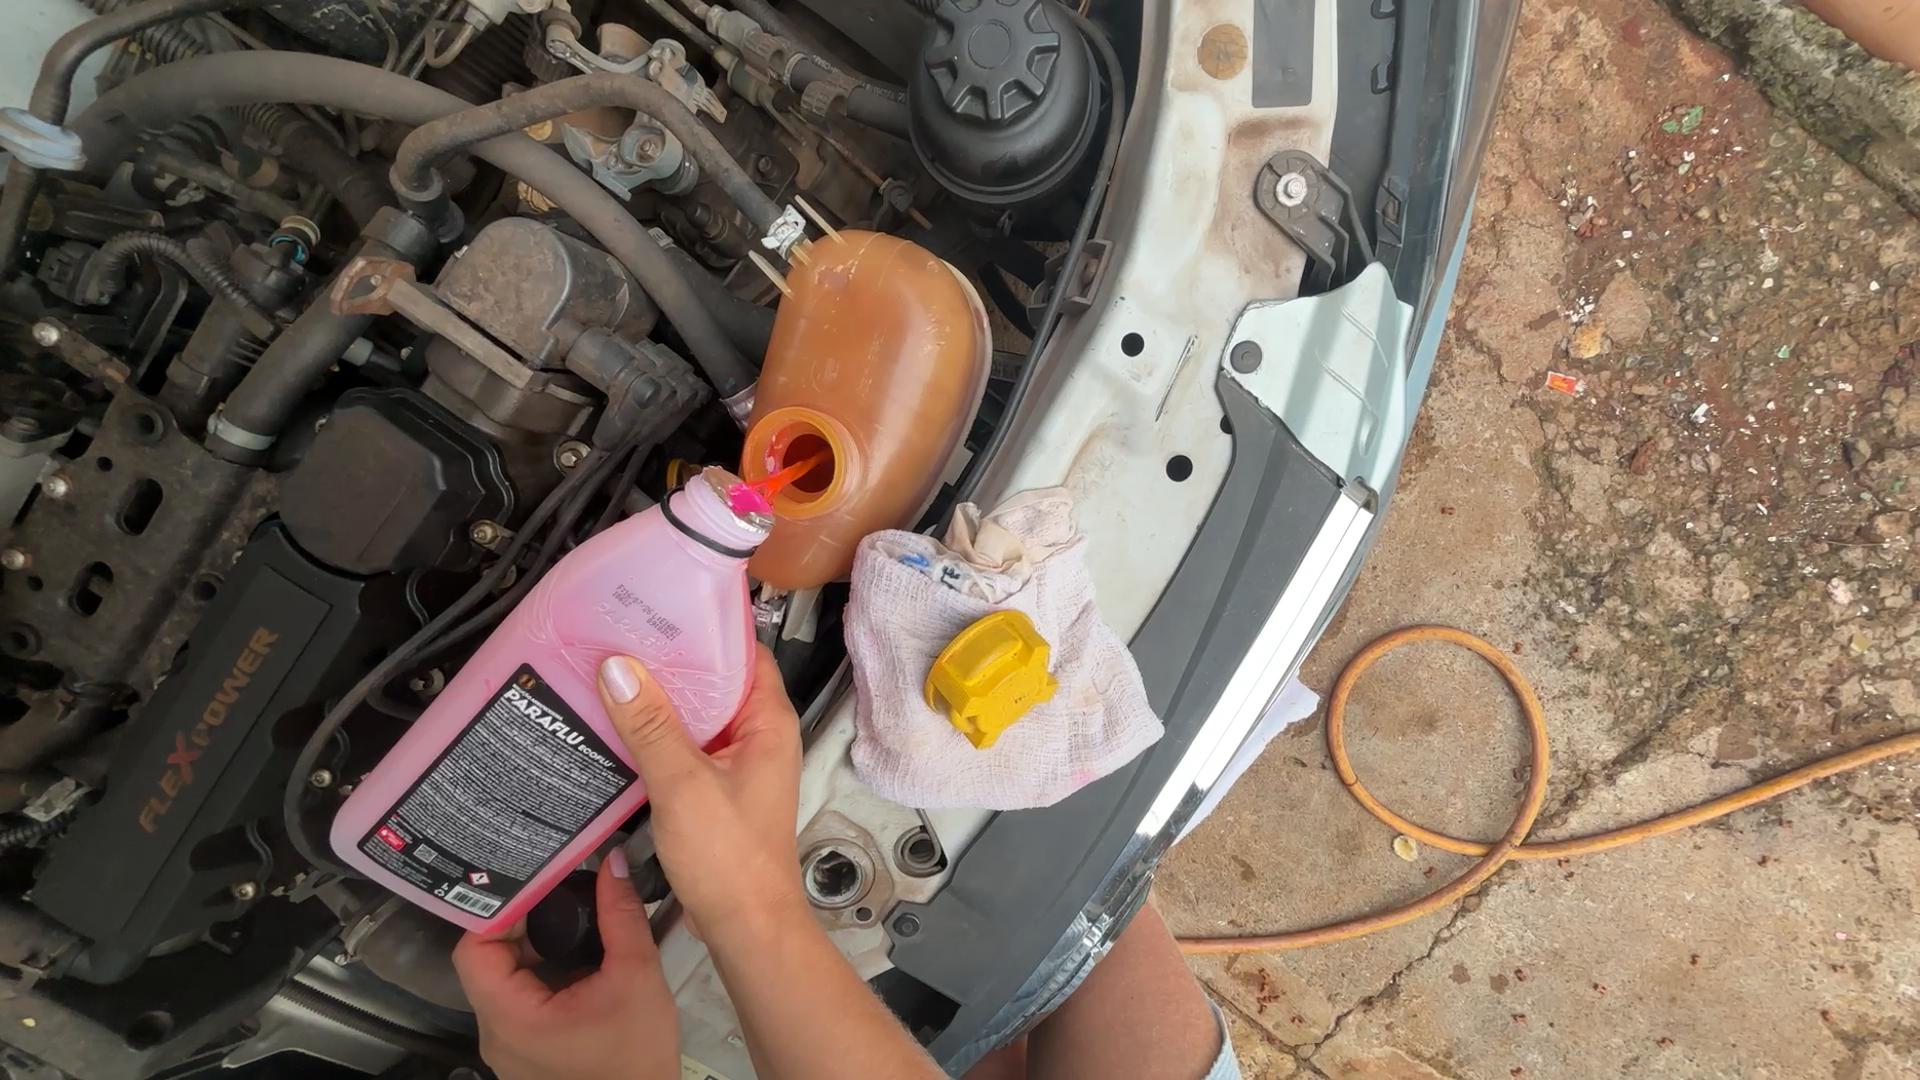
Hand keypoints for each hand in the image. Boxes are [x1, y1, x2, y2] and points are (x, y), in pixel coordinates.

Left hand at [452, 855, 679, 1079]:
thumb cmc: (635, 1049)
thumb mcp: (637, 972)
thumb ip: (621, 914)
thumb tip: (612, 860)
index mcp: (511, 1018)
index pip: (474, 949)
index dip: (502, 908)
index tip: (541, 876)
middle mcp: (496, 1031)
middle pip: (489, 958)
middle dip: (525, 915)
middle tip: (564, 879)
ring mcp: (509, 1041)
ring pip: (506, 973)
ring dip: (535, 937)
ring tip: (572, 902)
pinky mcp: (527, 1043)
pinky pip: (521, 990)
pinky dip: (542, 960)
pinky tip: (577, 941)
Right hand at [598, 646, 805, 943]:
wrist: (745, 921)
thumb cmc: (730, 857)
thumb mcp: (684, 784)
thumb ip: (652, 727)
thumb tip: (622, 668)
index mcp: (770, 722)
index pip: (747, 654)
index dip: (711, 631)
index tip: (669, 613)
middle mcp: (763, 734)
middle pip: (722, 681)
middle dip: (680, 663)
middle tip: (632, 640)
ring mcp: (744, 759)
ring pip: (705, 714)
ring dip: (669, 700)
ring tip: (622, 674)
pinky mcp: (724, 783)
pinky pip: (695, 743)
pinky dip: (667, 732)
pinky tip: (628, 727)